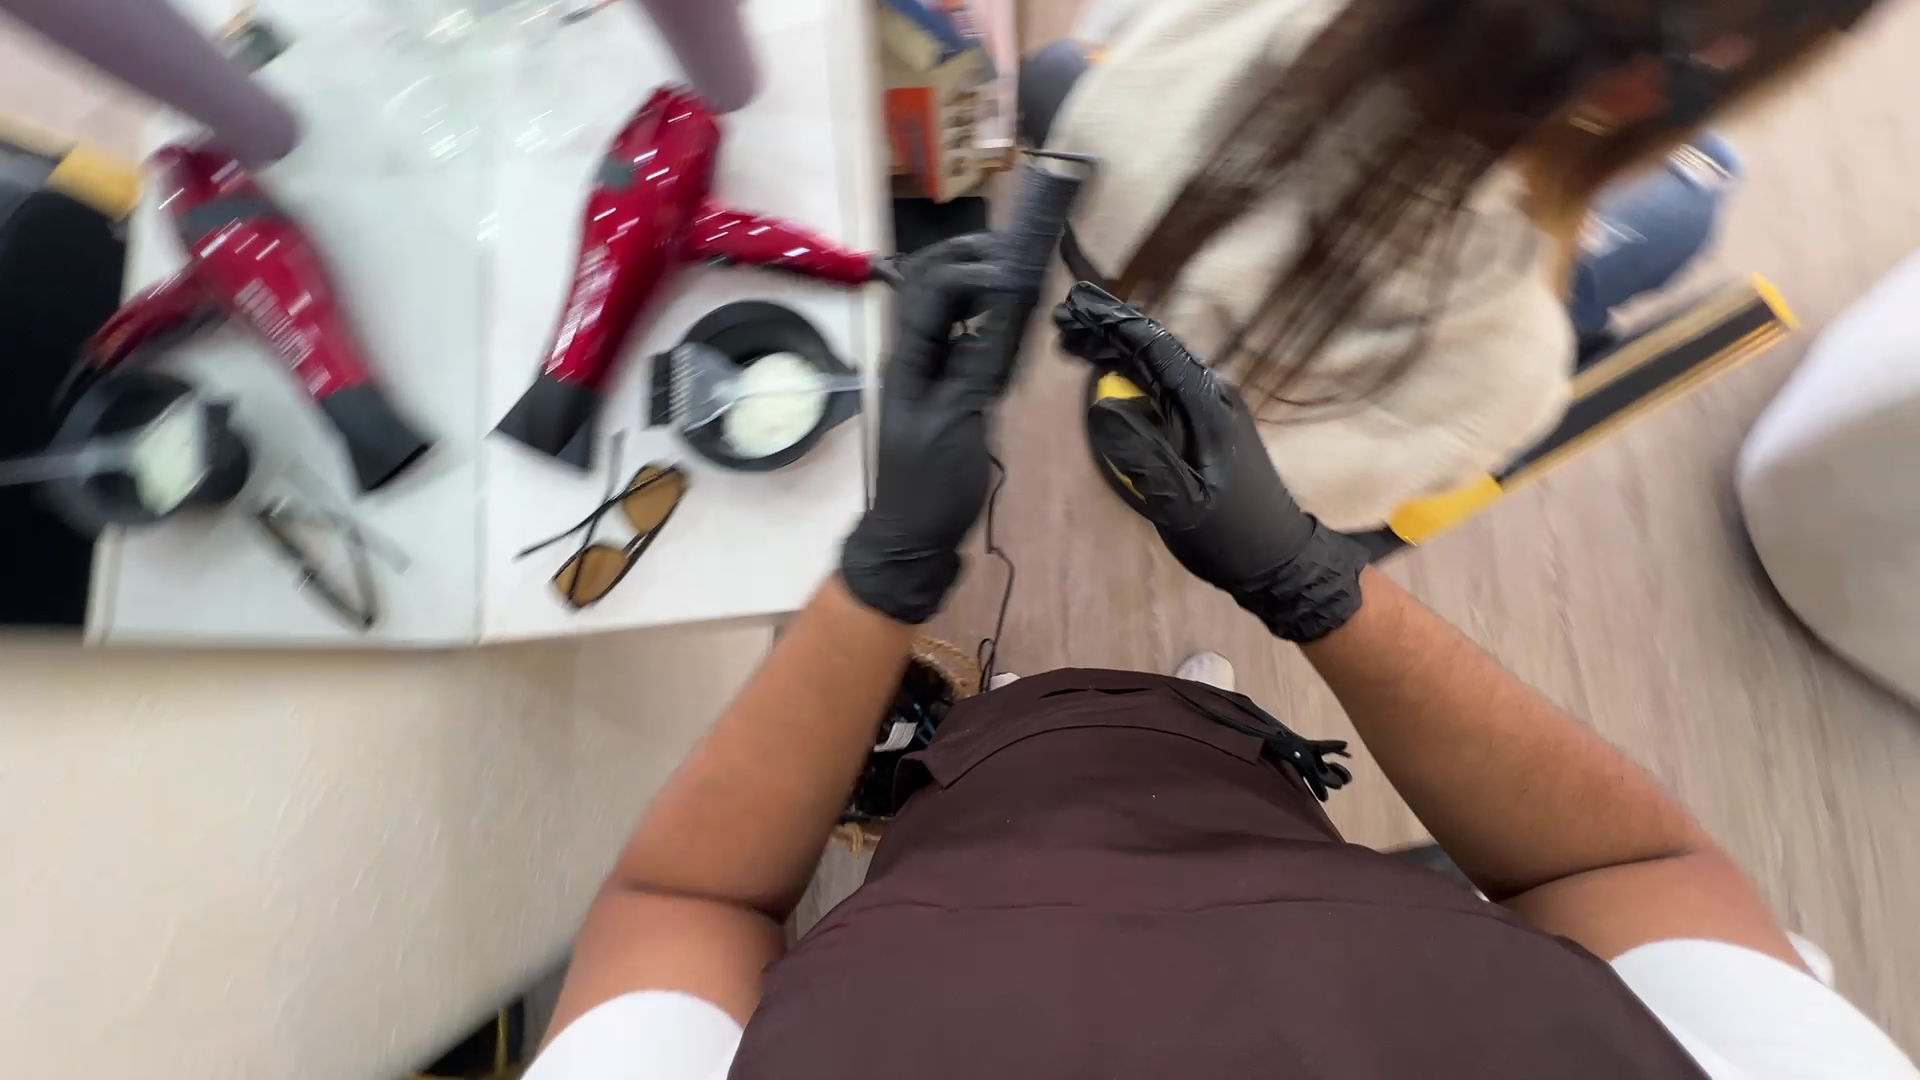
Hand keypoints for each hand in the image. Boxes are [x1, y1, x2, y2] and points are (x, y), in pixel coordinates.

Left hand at [841, 236, 1016, 622]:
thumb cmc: (933, 485)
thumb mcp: (959, 422)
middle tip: (1014, 250)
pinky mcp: (939, 391)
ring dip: (974, 286)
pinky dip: (982, 325)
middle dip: (966, 259)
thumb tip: (1003, 306)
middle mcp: (909, 355)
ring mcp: (922, 372)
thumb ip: (979, 362)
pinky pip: (957, 342)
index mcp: (905, 358)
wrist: (912, 536)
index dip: (972, 265)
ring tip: (1016, 278)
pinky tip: (1007, 326)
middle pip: (927, 286)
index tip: (1017, 262)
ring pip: (942, 311)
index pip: (931, 288)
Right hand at [1052, 282, 1367, 641]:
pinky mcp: (1208, 423)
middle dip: (1108, 330)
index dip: (1113, 326)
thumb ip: (1141, 452)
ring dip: (1117, 349)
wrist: (1275, 557)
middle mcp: (1211, 395)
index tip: (1076, 307)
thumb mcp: (1178, 500)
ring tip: (1076, 339)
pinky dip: (1133, 373)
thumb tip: (1103, 405)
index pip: (1154, 349)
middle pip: (1154, 349)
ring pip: (1158, 364)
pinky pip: (1165, 385)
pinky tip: (1111, 373)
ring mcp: (1212, 408)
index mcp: (1205, 406)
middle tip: (1064, 319)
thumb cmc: (1226, 533)